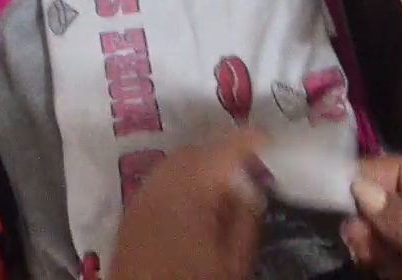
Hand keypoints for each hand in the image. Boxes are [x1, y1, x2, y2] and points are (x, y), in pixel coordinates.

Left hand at [108, 129, 269, 279]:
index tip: (268, 138)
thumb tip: (252, 189)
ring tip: (225, 189)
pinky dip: (183, 180)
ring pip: (180, 161)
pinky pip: (163, 177)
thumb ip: (246, 219)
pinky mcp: (133, 205)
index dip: (250, 139)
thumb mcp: (233, 262)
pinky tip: (196, 204)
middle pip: (200, 149)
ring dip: (203, 166)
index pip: (226, 148)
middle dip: (225, 155)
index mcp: (193, 183)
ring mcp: (145, 188)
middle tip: (249, 171)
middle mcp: (165, 175)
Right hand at [341, 154, 401, 278]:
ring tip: (358, 254)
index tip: (336, 190)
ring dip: (376, 241)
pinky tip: (379, 269)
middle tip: (349, 238)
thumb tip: (359, 185)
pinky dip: (391, 265)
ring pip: (401, 236)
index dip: (372, 175)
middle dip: (371, 214)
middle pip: (401, 204)